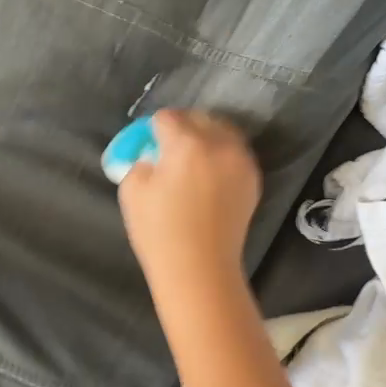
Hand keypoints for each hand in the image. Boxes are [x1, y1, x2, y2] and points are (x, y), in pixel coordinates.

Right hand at [118, 110, 260, 283]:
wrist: (200, 268)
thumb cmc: (160, 231)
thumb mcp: (132, 191)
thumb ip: (140, 161)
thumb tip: (153, 156)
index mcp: (187, 143)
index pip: (167, 117)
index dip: (154, 130)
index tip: (149, 146)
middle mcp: (219, 144)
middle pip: (200, 118)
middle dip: (183, 127)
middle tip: (169, 149)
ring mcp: (241, 161)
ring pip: (223, 132)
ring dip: (206, 137)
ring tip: (193, 160)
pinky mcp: (253, 179)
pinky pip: (236, 153)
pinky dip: (222, 155)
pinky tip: (210, 175)